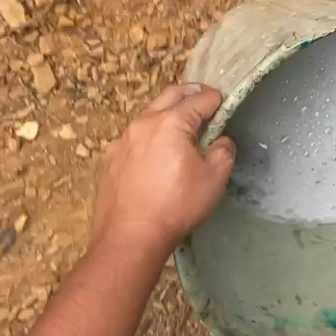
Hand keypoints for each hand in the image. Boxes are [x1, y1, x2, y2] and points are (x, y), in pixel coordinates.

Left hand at [88, 83, 236, 258]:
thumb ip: (224, 149)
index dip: (219, 101)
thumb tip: (219, 141)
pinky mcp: (109, 159)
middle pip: (172, 94)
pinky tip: (155, 156)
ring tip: (182, 130)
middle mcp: (144, 123)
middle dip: (193, 94)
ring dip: (169, 113)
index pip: (202, 98)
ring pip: (150, 113)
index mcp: (171, 122)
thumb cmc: (176, 205)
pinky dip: (150, 135)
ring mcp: (122, 141)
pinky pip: (134, 136)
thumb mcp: (215, 177)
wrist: (129, 241)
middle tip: (208, 104)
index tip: (227, 110)